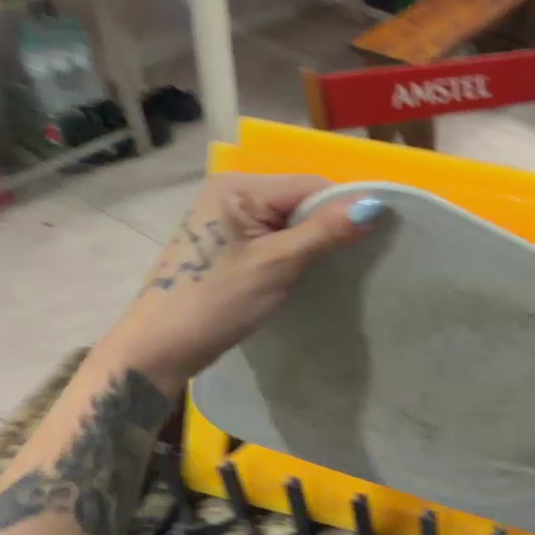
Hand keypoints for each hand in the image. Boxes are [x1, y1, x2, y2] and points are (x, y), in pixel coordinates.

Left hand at [101, 173, 383, 386]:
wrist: (159, 349)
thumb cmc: (216, 302)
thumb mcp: (277, 265)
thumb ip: (325, 231)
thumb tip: (376, 205)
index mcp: (239, 187)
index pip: (311, 185)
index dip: (344, 207)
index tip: (372, 238)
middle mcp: (232, 190)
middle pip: (302, 197)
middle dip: (328, 223)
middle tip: (351, 257)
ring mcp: (228, 215)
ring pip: (291, 216)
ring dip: (313, 237)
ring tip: (331, 264)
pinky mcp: (229, 238)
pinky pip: (276, 231)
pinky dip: (295, 247)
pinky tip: (305, 268)